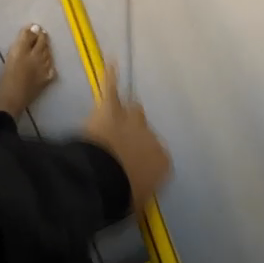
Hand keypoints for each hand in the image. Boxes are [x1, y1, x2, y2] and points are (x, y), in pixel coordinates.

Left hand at [80, 60, 169, 211]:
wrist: (101, 179)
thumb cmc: (120, 196)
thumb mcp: (137, 202)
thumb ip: (140, 192)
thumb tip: (135, 196)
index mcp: (163, 162)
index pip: (158, 158)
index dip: (143, 161)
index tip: (133, 167)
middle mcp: (152, 136)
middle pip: (145, 132)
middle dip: (134, 137)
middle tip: (120, 146)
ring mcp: (132, 119)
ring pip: (133, 109)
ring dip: (125, 113)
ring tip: (116, 117)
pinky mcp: (111, 108)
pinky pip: (111, 87)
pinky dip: (110, 74)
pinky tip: (111, 60)